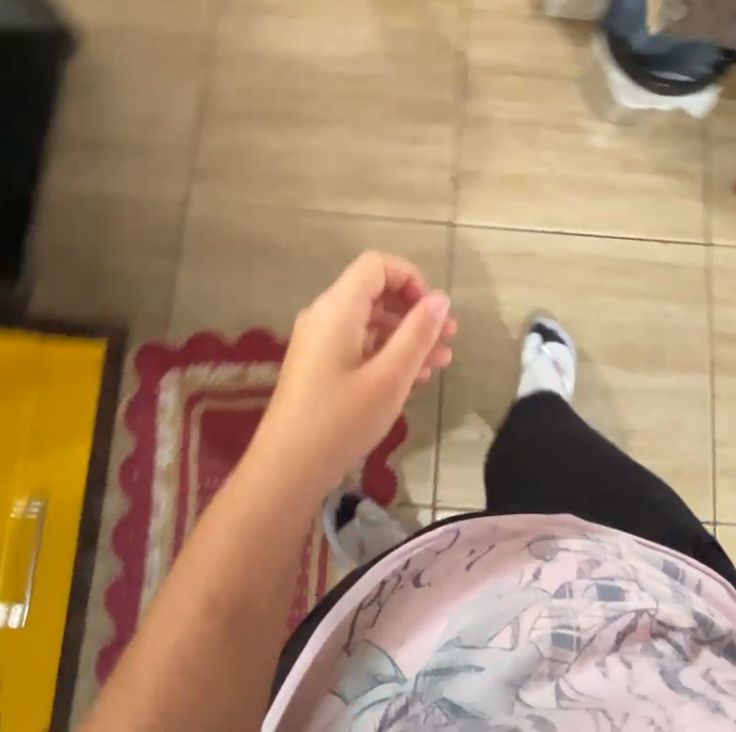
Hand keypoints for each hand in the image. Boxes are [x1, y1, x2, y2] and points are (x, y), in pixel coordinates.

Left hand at [248, 252, 456, 495]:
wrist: (286, 470)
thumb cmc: (341, 420)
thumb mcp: (390, 377)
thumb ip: (418, 333)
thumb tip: (440, 299)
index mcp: (338, 308)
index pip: (377, 265)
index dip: (411, 278)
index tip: (436, 312)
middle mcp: (324, 315)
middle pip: (375, 292)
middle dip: (415, 312)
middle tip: (450, 340)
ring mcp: (318, 341)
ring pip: (370, 322)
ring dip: (406, 337)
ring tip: (440, 364)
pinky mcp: (317, 366)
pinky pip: (357, 344)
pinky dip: (387, 353)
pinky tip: (413, 379)